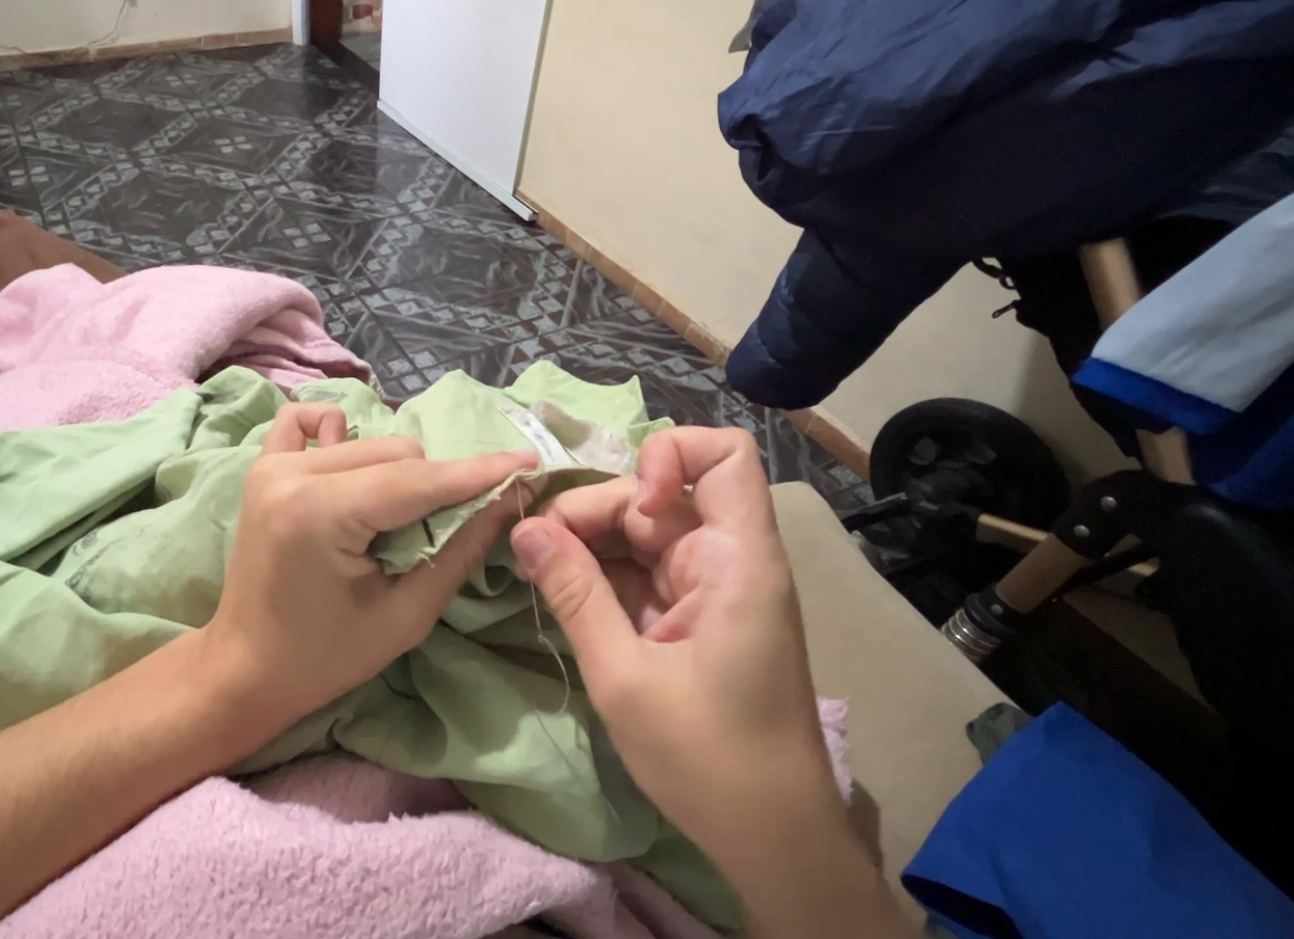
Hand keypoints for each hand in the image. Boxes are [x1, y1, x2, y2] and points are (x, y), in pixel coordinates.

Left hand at [204, 402, 536, 731]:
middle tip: (440, 535)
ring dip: (398, 474)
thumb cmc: (326, 657)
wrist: (247, 668)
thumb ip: (459, 549)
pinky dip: (341, 435)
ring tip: (393, 524)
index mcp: (319, 512)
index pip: (418, 480)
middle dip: (435, 488)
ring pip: (370, 441)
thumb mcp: (406, 616)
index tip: (529, 464)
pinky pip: (307, 423)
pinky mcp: (263, 467)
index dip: (479, 473)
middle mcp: (292, 473)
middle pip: (399, 453)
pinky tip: (353, 469)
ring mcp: (272, 464)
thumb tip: (508, 499)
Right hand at [507, 428, 836, 856]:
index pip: (723, 456)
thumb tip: (524, 528)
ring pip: (639, 530)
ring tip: (535, 568)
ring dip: (586, 540)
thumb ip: (573, 594)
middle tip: (535, 549)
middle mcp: (725, 559)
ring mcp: (705, 587)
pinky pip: (637, 569)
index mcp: (736, 560)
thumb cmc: (708, 759)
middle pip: (657, 493)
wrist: (770, 838)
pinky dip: (596, 572)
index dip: (669, 455)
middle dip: (593, 510)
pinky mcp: (687, 614)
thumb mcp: (624, 676)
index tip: (626, 505)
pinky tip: (556, 588)